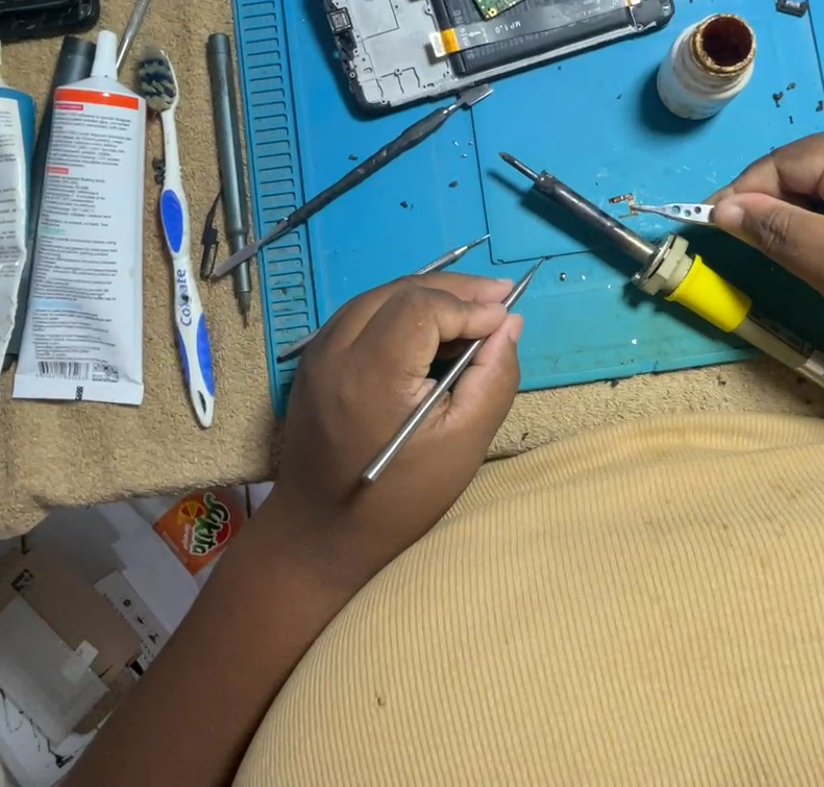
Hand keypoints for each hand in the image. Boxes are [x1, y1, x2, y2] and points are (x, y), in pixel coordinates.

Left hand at [261, 272, 523, 589]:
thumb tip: (509, 325)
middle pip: (399, 290)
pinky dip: (399, 309)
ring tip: (473, 306)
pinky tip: (430, 324)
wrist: (320, 534)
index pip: (422, 306)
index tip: (504, 319)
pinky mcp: (314, 361)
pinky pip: (361, 314)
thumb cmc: (399, 500)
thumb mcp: (463, 445)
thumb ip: (492, 378)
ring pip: (378, 296)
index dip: (468, 306)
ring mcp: (318, 353)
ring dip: (427, 294)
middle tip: (499, 296)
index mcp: (370, 374)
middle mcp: (335, 351)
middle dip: (454, 290)